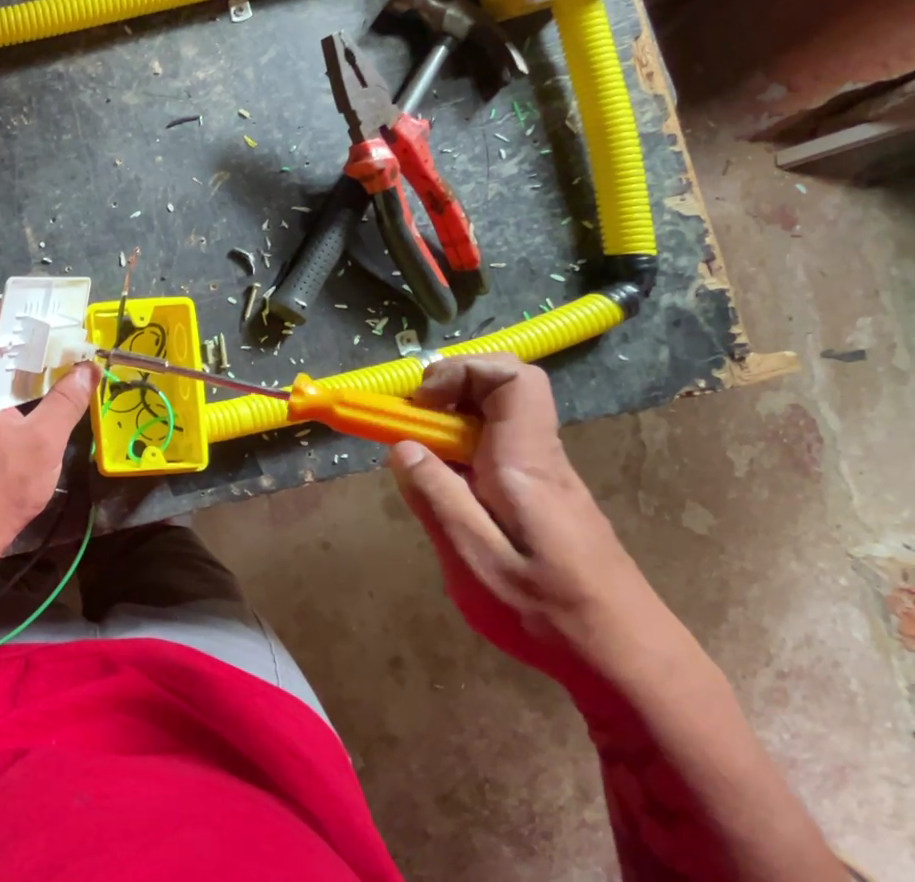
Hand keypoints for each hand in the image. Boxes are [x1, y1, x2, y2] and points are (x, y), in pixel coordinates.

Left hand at [0, 303, 95, 559]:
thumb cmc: (3, 484)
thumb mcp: (45, 441)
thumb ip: (67, 400)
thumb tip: (88, 367)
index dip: (11, 310)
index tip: (43, 305)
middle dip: (18, 330)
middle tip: (55, 327)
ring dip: (16, 356)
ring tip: (53, 351)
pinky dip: (10, 378)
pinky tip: (38, 387)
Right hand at [386, 355, 664, 706]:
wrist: (632, 665)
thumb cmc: (550, 614)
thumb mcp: (476, 560)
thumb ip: (437, 498)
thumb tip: (404, 446)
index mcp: (528, 463)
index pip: (512, 377)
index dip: (460, 372)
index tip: (418, 406)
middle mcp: (543, 462)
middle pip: (500, 395)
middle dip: (444, 400)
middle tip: (405, 438)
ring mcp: (550, 485)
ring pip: (497, 430)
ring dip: (449, 436)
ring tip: (418, 478)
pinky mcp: (550, 509)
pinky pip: (501, 461)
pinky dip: (464, 465)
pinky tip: (450, 509)